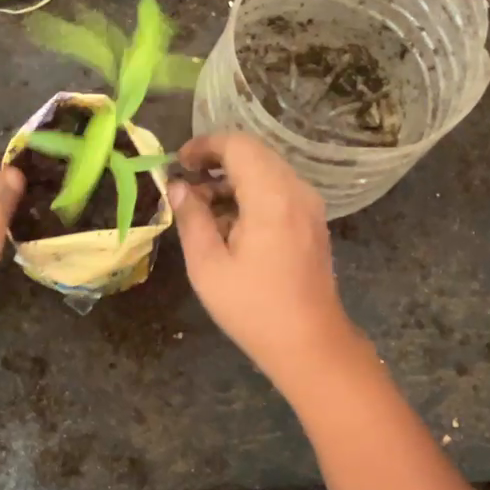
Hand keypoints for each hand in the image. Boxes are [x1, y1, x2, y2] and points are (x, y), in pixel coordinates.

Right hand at [170, 135, 359, 381]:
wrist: (309, 343)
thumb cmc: (252, 307)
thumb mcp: (207, 265)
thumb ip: (191, 218)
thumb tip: (177, 186)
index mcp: (271, 198)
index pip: (237, 145)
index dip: (204, 145)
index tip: (178, 163)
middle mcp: (296, 191)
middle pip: (254, 152)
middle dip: (216, 159)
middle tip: (184, 183)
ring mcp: (309, 205)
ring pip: (266, 169)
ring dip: (231, 177)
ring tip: (200, 206)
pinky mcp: (311, 220)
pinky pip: (278, 188)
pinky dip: (249, 192)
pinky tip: (228, 221)